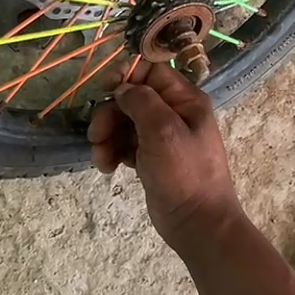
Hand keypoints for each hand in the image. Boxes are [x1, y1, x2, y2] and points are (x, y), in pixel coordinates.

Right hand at [88, 63, 247, 255]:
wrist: (198, 224)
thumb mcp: (163, 130)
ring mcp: (161, 137)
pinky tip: (107, 167)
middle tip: (96, 135)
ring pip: (124, 122)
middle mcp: (174, 113)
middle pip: (132, 98)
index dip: (126, 75)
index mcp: (185, 99)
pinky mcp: (150, 158)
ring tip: (100, 158)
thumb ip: (141, 101)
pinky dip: (112, 152)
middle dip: (110, 114)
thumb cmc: (186, 174)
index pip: (151, 71)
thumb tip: (121, 87)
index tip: (105, 89)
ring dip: (106, 136)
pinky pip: (124, 144)